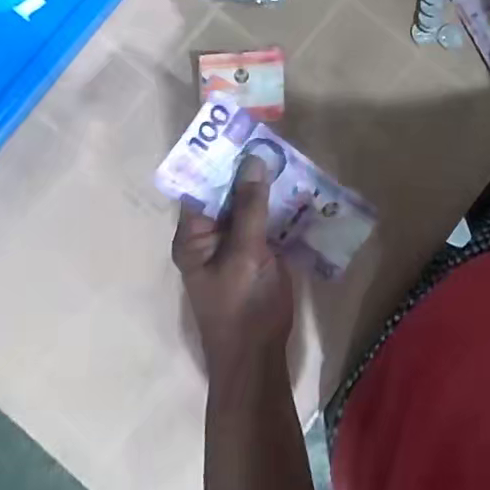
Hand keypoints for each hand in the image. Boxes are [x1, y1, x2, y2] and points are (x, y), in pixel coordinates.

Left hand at [173, 155, 293, 377]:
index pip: (200, 185)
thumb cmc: (243, 307)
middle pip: (225, 192)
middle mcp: (210, 235)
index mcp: (193, 236)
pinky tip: (296, 185)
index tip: (240, 130)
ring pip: (247, 204)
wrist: (258, 358)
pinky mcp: (257, 252)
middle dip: (246, 167)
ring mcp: (234, 244)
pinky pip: (264, 219)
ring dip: (265, 183)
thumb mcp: (246, 254)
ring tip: (286, 153)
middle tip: (270, 136)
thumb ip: (250, 207)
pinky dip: (277, 203)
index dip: (217, 158)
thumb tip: (253, 159)